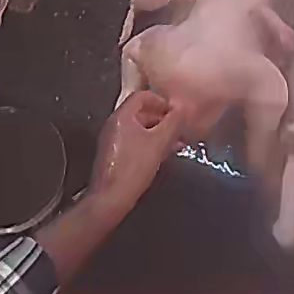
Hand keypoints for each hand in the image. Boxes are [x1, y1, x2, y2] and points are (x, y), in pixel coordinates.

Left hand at [87, 90, 183, 215]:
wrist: (110, 198)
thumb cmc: (135, 167)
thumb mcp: (158, 144)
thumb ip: (172, 124)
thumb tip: (183, 110)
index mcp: (122, 116)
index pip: (142, 96)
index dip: (161, 101)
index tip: (176, 111)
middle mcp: (114, 124)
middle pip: (141, 112)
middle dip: (162, 118)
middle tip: (179, 127)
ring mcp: (113, 139)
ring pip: (139, 128)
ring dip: (158, 132)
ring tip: (177, 142)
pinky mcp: (115, 154)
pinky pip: (135, 140)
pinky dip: (150, 143)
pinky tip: (164, 154)